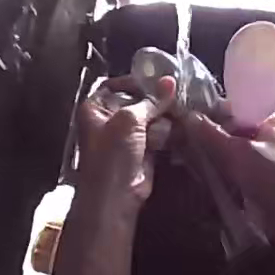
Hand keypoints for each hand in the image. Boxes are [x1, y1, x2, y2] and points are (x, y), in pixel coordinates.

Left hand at [75, 76, 176, 205]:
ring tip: (176, 117)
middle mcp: (111, 119)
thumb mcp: (129, 120)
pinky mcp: (145, 149)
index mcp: (96, 108)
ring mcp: (128, 136)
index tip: (159, 78)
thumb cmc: (112, 154)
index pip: (116, 85)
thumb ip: (151, 100)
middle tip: (178, 94)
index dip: (136, 81)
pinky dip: (166, 132)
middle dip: (156, 101)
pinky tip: (177, 129)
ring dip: (163, 118)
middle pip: (138, 100)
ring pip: (152, 117)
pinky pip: (159, 133)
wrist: (116, 196)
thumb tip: (170, 80)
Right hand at [183, 112, 274, 214]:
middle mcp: (261, 134)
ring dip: (206, 150)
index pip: (233, 107)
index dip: (210, 111)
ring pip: (224, 147)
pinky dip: (211, 165)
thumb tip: (186, 115)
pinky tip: (193, 165)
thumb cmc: (269, 176)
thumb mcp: (238, 151)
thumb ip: (210, 133)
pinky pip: (225, 164)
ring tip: (181, 149)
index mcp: (267, 120)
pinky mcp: (248, 176)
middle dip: (205, 133)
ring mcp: (255, 156)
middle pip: (227, 128)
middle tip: (180, 134)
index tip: (186, 116)